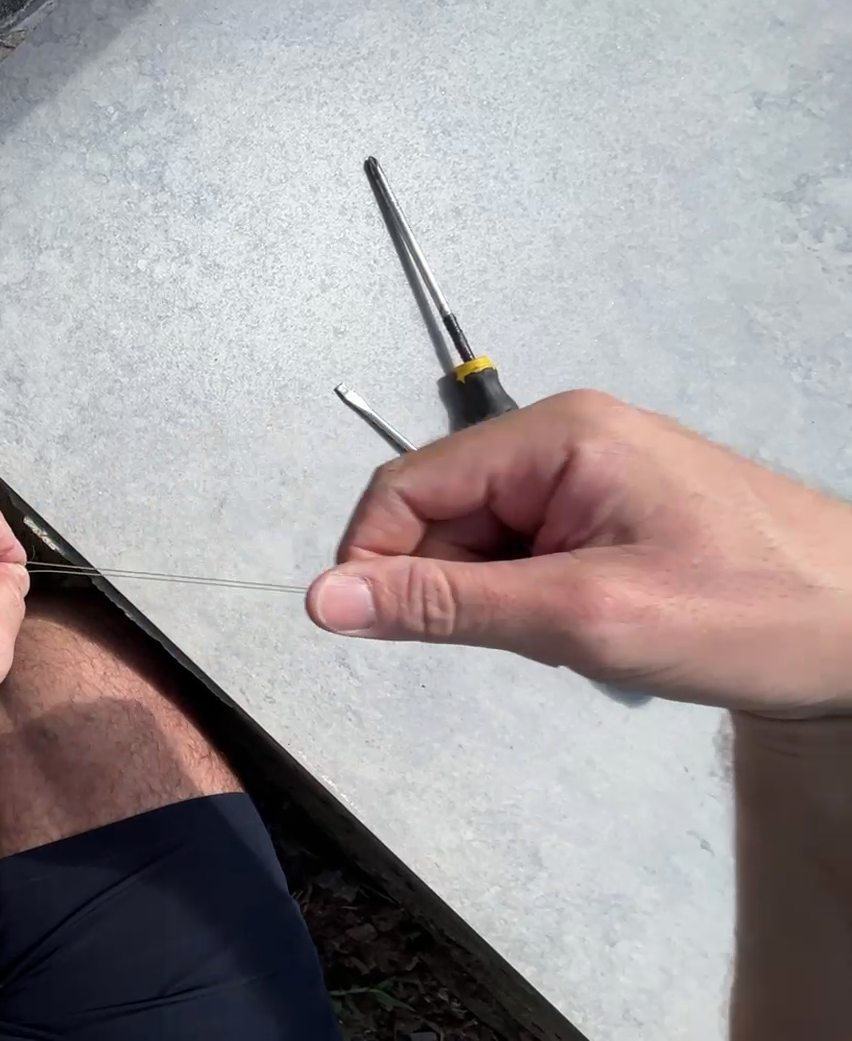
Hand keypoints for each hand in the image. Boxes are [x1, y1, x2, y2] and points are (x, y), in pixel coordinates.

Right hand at [306, 390, 851, 714]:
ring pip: (462, 533)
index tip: (378, 622)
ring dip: (481, 590)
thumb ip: (442, 605)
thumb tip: (318, 601)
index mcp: (548, 437)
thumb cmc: (753, 618)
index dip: (370, 554)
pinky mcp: (586, 502)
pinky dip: (511, 590)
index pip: (403, 487)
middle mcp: (549, 439)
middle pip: (432, 510)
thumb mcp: (582, 616)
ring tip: (555, 626)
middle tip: (514, 634)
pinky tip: (567, 613)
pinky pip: (501, 544)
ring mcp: (571, 469)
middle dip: (445, 579)